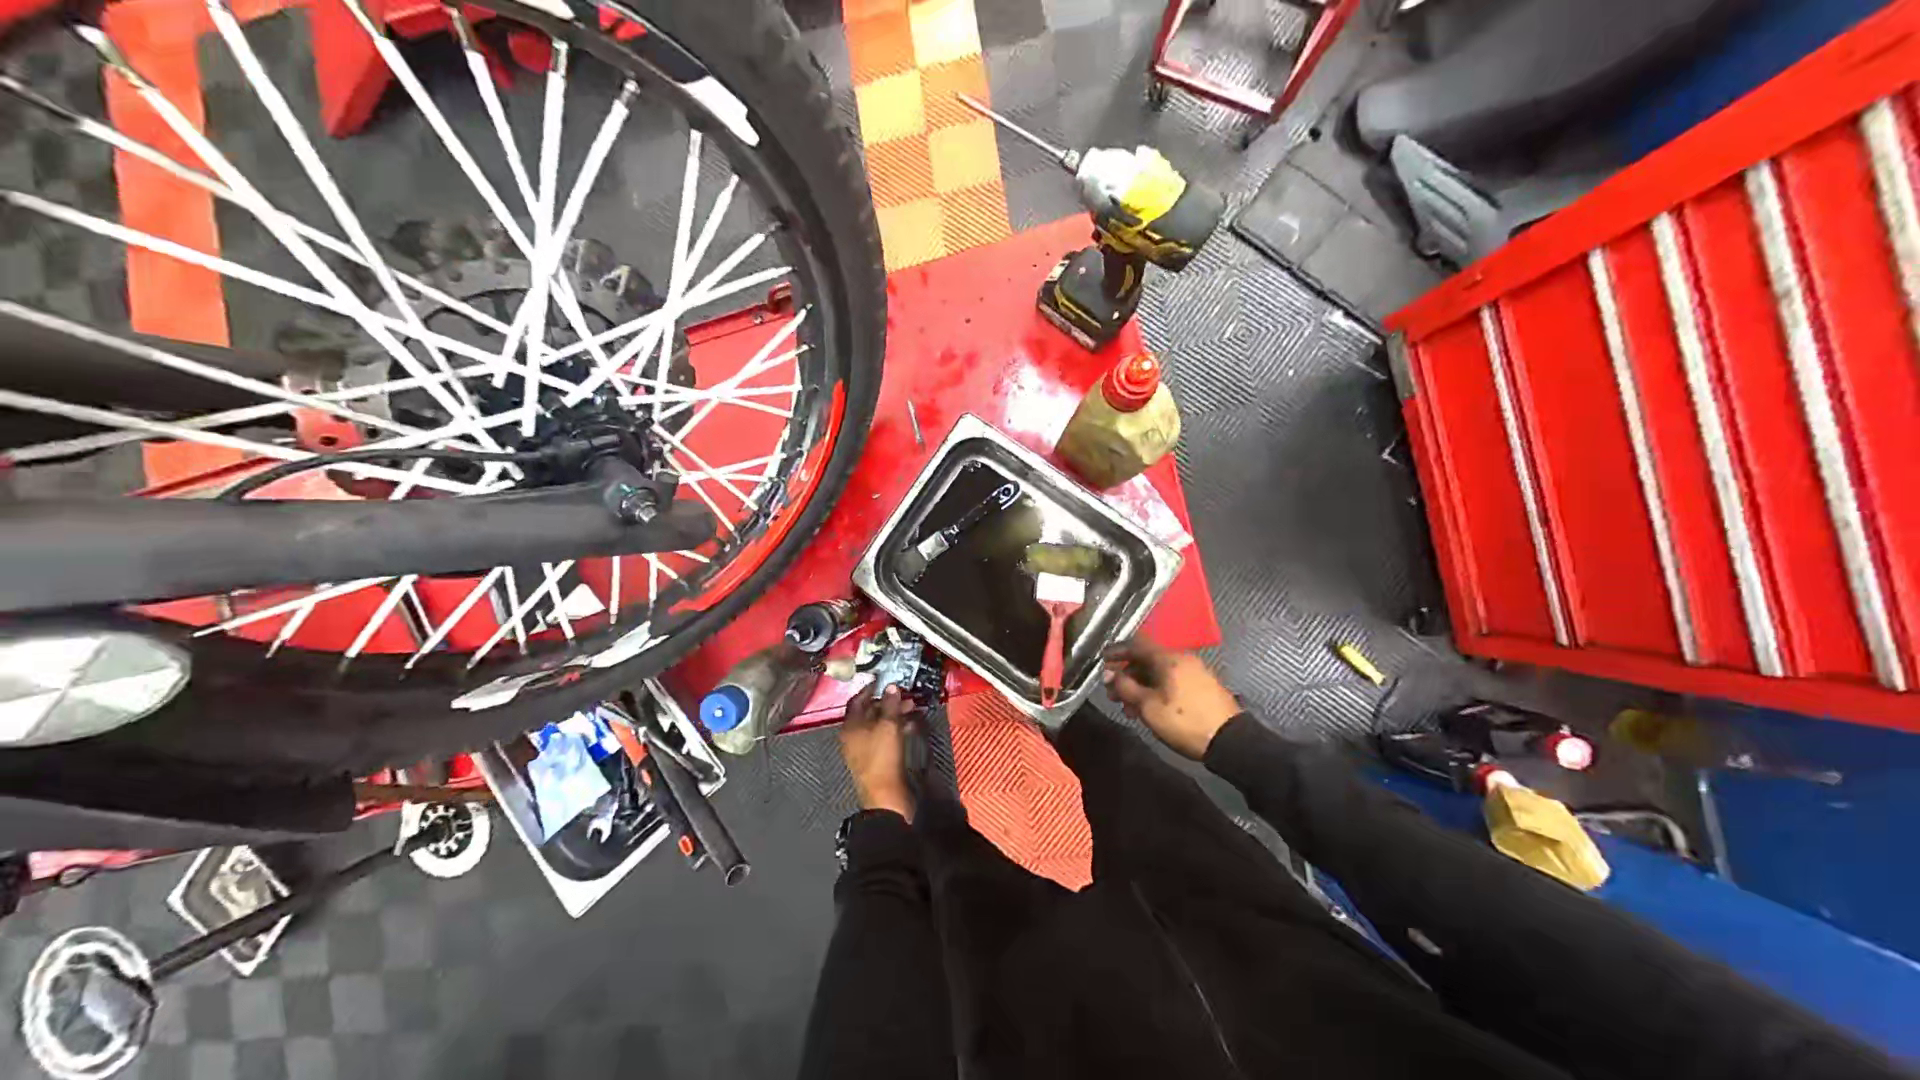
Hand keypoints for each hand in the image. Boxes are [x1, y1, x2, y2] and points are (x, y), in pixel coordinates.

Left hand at [839, 685, 917, 820]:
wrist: (886, 796)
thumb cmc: (882, 758)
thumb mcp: (888, 725)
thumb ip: (890, 704)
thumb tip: (892, 687)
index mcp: (850, 727)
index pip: (857, 700)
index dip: (870, 688)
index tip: (882, 681)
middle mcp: (853, 737)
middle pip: (869, 712)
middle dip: (887, 702)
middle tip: (903, 696)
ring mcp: (864, 750)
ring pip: (878, 725)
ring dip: (894, 715)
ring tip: (911, 709)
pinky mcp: (876, 760)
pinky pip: (884, 738)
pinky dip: (895, 729)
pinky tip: (909, 726)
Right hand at [1103, 639, 1240, 759]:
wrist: (1230, 741)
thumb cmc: (1184, 721)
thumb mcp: (1148, 706)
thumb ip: (1126, 687)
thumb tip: (1110, 674)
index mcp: (1169, 658)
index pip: (1137, 644)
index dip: (1117, 651)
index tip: (1102, 661)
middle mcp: (1183, 659)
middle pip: (1148, 659)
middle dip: (1127, 674)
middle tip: (1112, 692)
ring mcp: (1195, 672)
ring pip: (1159, 672)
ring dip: (1141, 685)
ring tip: (1129, 707)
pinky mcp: (1203, 686)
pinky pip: (1172, 680)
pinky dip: (1156, 689)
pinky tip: (1149, 708)